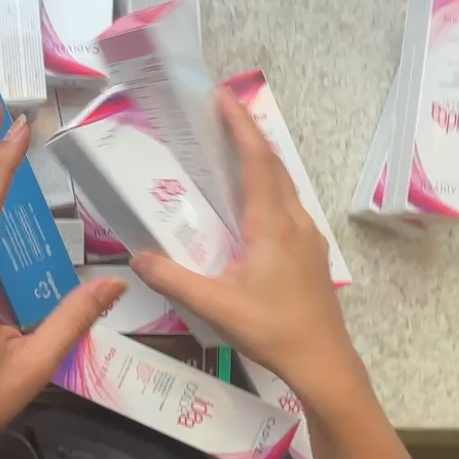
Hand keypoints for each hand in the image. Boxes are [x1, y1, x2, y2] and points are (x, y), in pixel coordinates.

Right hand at [131, 88, 368, 416]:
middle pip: (273, 165)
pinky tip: (251, 203)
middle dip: (247, 133)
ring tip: (232, 147)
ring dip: (259, 159)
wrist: (323, 362)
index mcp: (272, 225)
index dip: (239, 126)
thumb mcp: (214, 306)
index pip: (256, 162)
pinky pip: (287, 205)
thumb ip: (172, 279)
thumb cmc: (271, 330)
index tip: (222, 97)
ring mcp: (308, 236)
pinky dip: (267, 186)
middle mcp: (294, 221)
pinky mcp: (310, 252)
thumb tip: (135, 258)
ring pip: (283, 185)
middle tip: (219, 113)